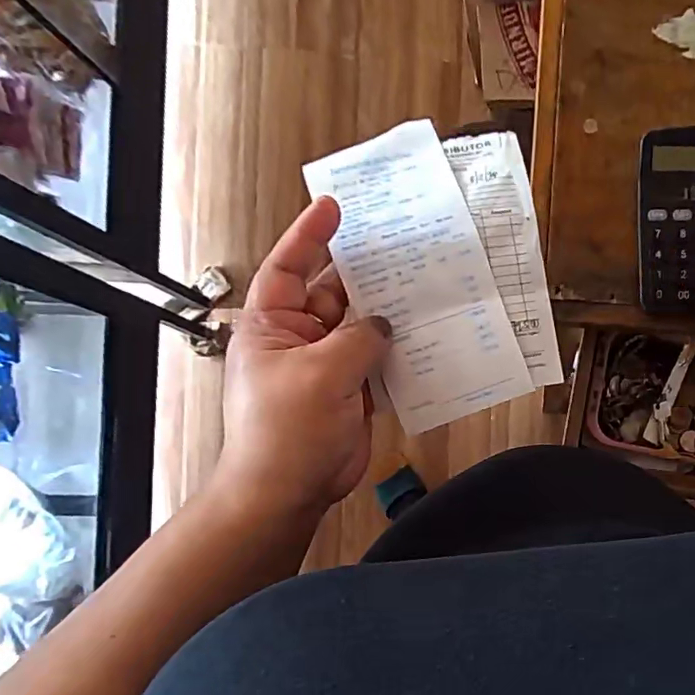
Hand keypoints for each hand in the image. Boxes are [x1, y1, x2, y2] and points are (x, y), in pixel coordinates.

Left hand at [215, 196, 391, 519]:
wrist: (291, 486)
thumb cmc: (285, 430)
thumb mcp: (320, 373)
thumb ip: (357, 340)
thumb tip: (383, 324)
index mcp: (272, 326)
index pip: (289, 268)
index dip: (310, 236)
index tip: (333, 208)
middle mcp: (299, 340)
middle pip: (334, 296)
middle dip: (362, 276)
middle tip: (397, 250)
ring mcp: (327, 367)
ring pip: (361, 330)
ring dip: (386, 317)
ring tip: (420, 292)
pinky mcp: (351, 392)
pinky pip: (377, 363)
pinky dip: (398, 354)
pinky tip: (422, 340)